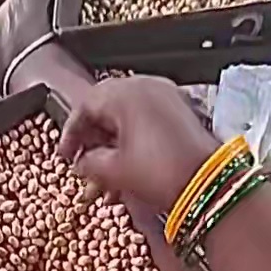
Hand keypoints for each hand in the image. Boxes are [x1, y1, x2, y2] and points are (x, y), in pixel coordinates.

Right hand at [56, 76, 220, 214]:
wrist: (205, 183)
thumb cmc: (160, 172)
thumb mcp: (114, 171)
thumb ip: (89, 162)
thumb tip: (81, 162)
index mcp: (127, 94)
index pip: (86, 104)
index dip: (70, 131)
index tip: (64, 154)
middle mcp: (147, 87)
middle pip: (106, 107)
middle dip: (90, 138)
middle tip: (81, 162)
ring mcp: (166, 98)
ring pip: (126, 117)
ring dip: (109, 145)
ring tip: (102, 174)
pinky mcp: (179, 113)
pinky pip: (145, 123)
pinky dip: (130, 143)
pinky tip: (124, 169)